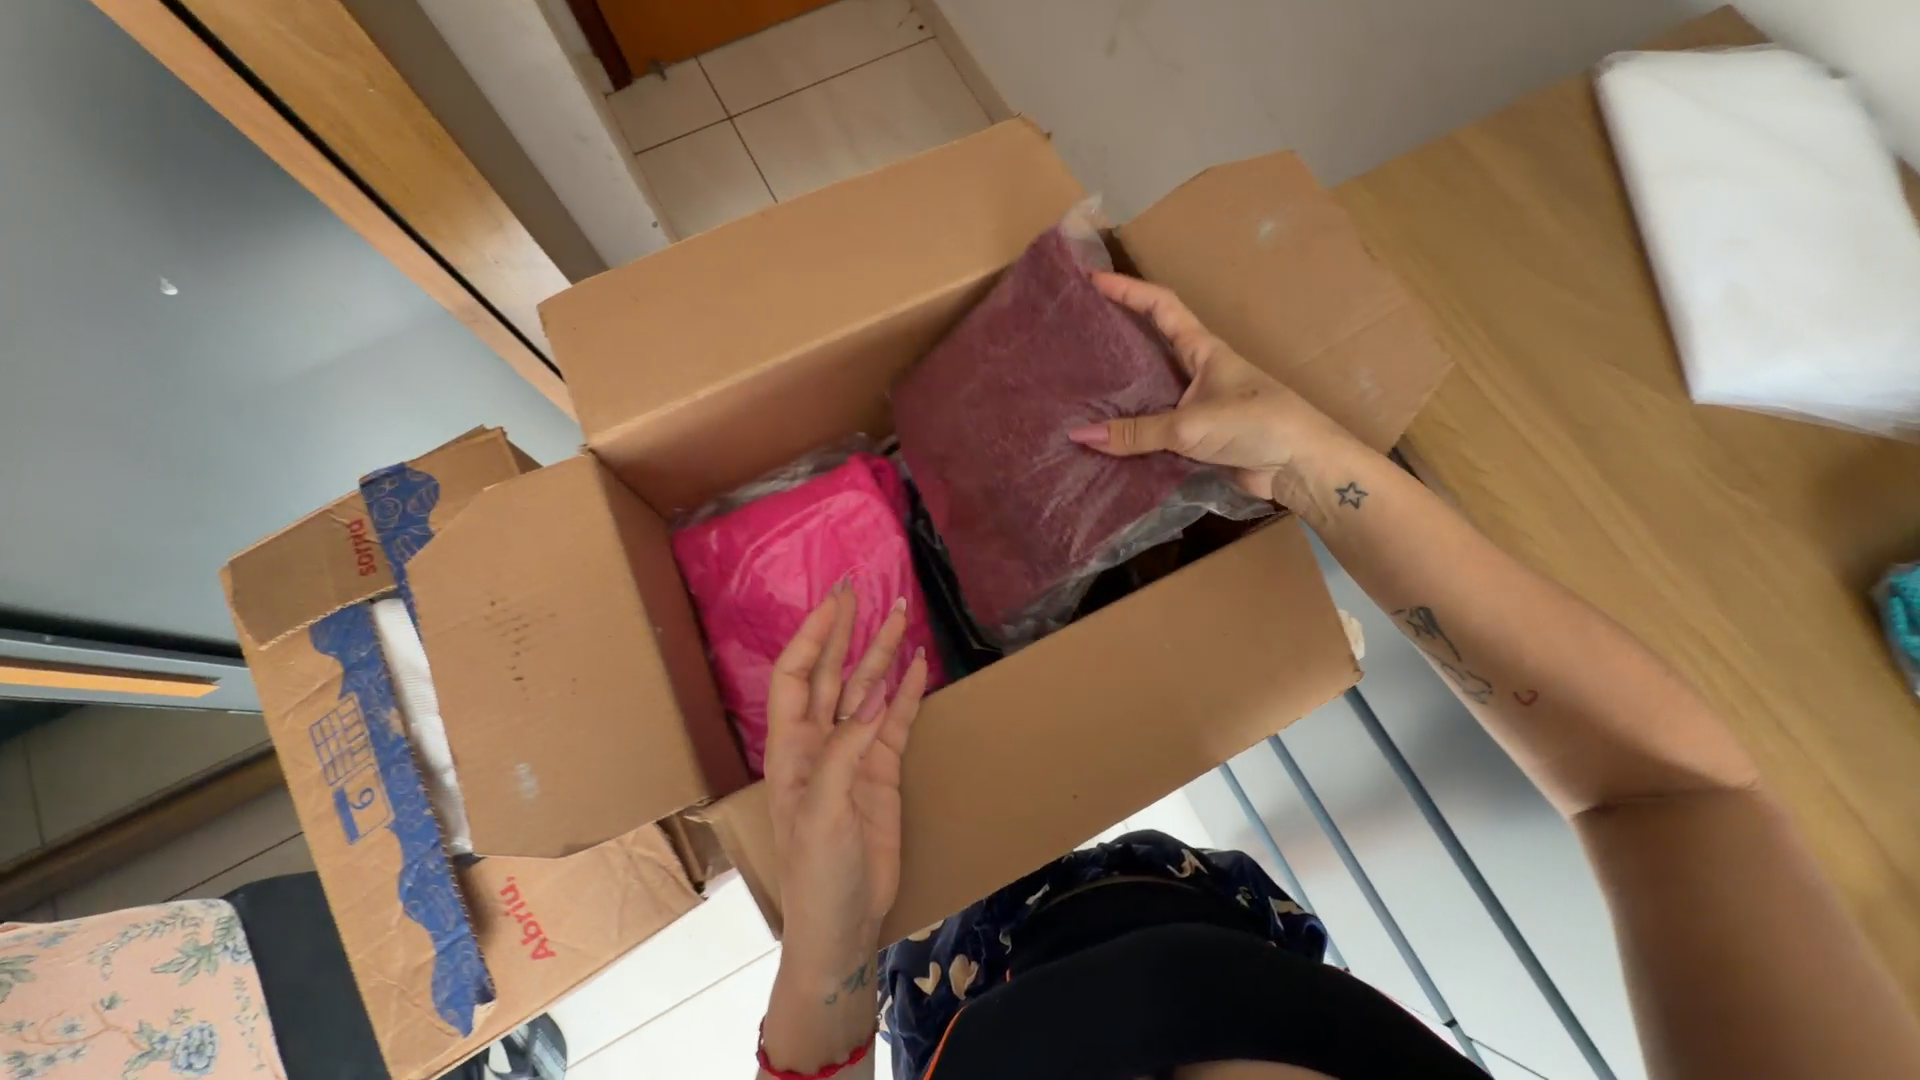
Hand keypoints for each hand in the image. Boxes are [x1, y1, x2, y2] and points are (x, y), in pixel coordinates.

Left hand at [763, 583, 929, 961]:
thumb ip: (846, 751)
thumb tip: (874, 696)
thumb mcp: (822, 812)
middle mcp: (820, 741)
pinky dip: (908, 692)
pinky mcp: (882, 771)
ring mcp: (854, 754)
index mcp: (791, 747)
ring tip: (901, 615)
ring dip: (882, 654)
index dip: (814, 636)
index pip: (797, 675)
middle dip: (846, 631)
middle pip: (833, 673)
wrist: (844, 921)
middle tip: (863, 588)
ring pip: (868, 691)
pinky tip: (919, 664)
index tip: (836, 602)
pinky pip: (896, 721)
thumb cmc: (817, 871)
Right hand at [1067, 272, 1357, 503]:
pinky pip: (1153, 435)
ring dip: (1118, 398)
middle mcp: (1196, 373)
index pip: (1161, 306)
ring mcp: (1195, 408)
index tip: (1092, 281)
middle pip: (1147, 350)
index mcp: (1202, 349)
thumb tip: (1079, 435)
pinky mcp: (1196, 441)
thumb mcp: (1190, 425)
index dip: (1128, 290)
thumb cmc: (1255, 424)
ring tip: (1076, 394)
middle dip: (1114, 342)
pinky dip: (1129, 438)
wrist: (1300, 467)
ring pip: (1147, 397)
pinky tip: (1103, 443)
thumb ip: (1135, 433)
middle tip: (1072, 340)